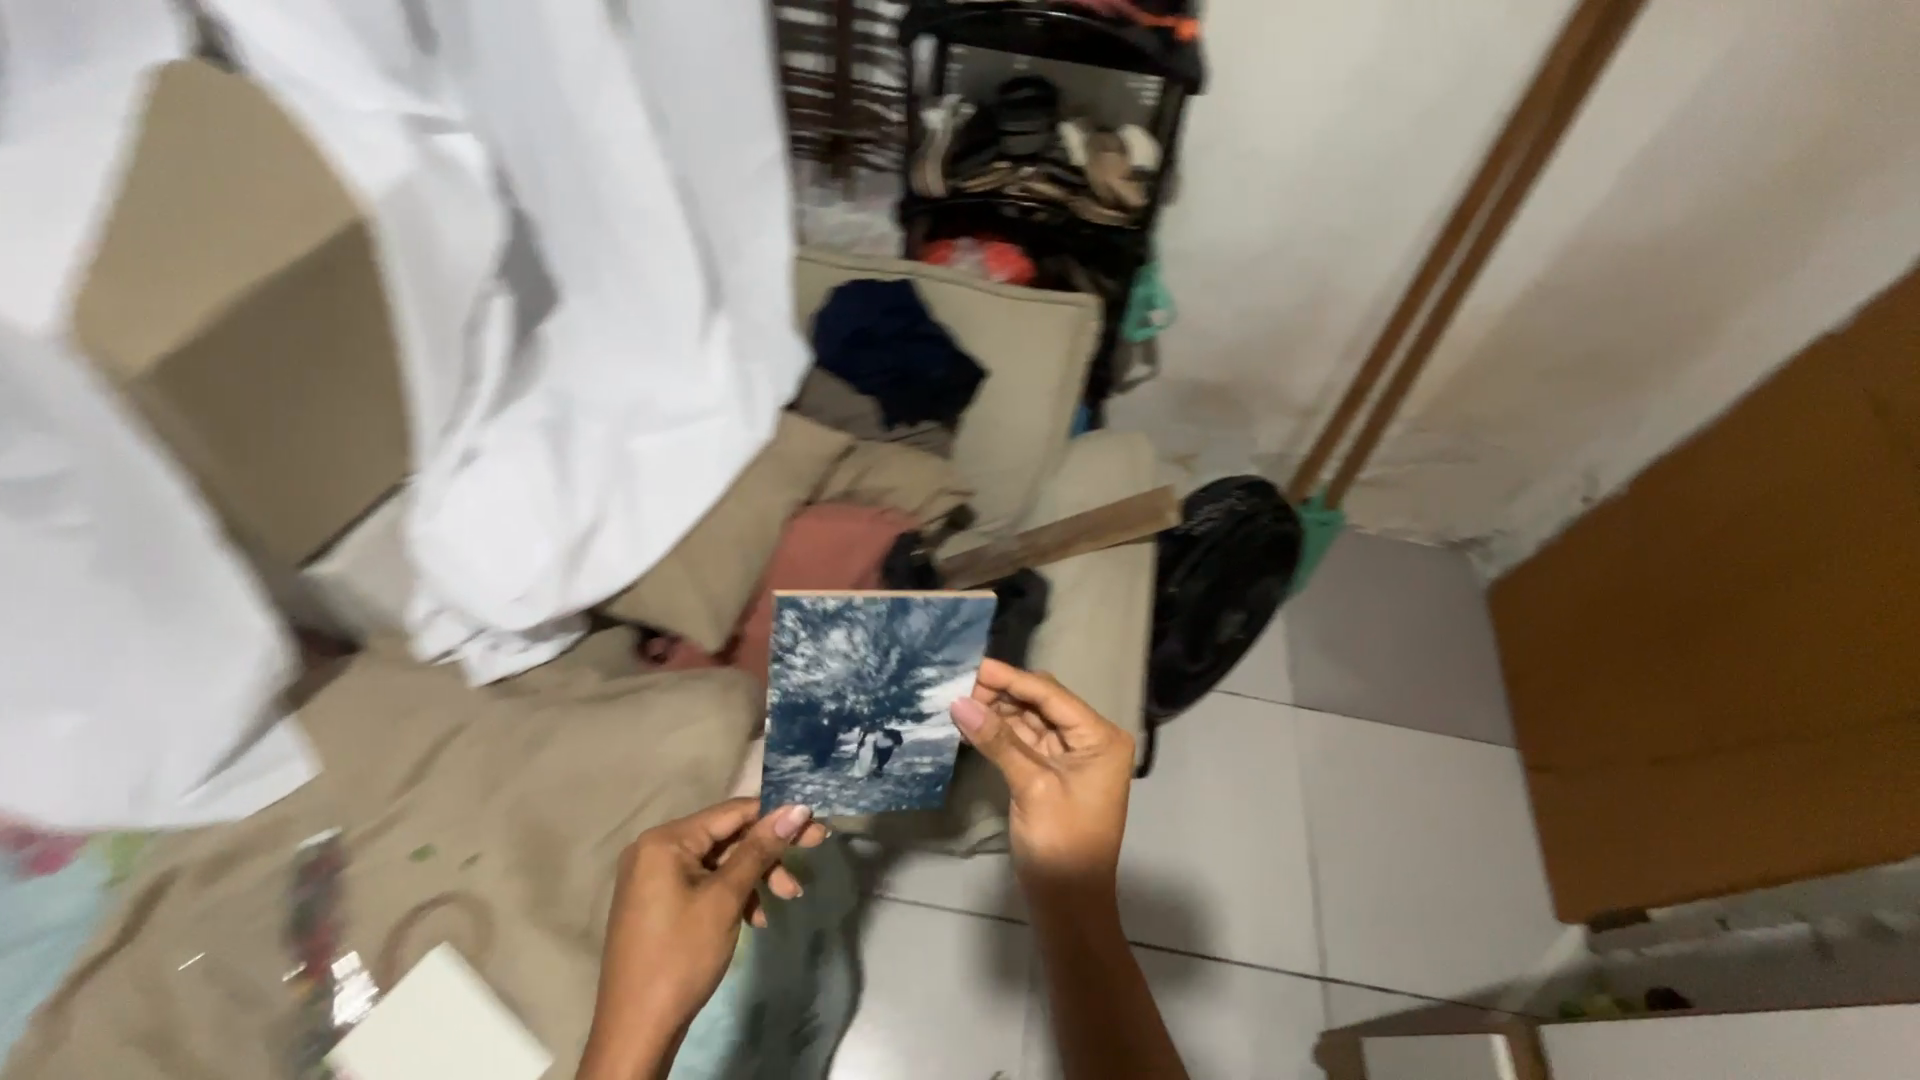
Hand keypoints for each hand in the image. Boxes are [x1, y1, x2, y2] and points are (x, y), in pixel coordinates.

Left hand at [580, 799, 827, 1079]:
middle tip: (814, 852)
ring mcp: (656, 877)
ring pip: (721, 863)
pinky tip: (758, 919)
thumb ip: (761, 849)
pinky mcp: (662, 902)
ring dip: (757, 877)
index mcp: (665, 840)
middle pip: (728, 837)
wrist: (637, 1029)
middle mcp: (657, 849)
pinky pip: (707, 884)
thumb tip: (798, 808)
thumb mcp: (726, 898)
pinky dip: (735, 895)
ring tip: (789, 898)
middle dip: (770, 852)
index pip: (732, 812)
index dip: (776, 816)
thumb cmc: (681, 955)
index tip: (815, 825)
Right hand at [951, 660, 1133, 901]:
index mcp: (1100, 737)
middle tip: (958, 686)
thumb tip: (959, 702)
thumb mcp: (1031, 786)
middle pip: (1041, 703)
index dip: (1011, 679)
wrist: (1069, 903)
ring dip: (998, 712)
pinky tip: (972, 724)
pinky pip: (1024, 742)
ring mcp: (1071, 756)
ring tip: (958, 701)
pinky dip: (1000, 733)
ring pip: (1030, 720)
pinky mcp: (1051, 772)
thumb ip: (998, 740)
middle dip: (1002, 693)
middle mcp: (1090, 739)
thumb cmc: (1061, 843)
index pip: (1051, 695)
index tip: (972, 666)